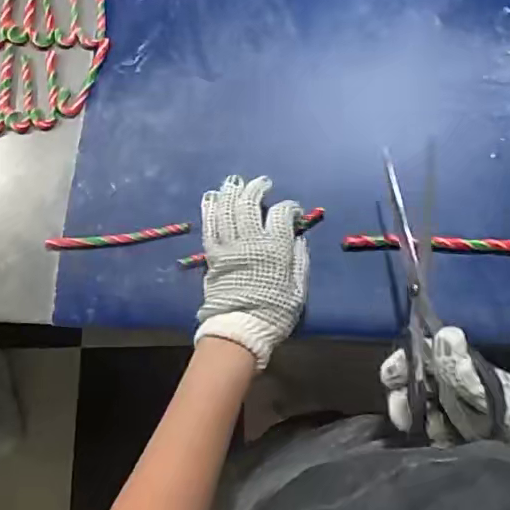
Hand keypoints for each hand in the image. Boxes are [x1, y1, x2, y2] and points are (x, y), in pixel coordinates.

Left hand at [193, 175, 307, 368]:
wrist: (240, 327)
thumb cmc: (274, 312)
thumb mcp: (298, 289)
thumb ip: (299, 261)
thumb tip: (299, 239)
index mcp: (275, 248)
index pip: (281, 214)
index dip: (288, 207)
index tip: (291, 209)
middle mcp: (251, 242)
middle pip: (250, 205)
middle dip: (256, 189)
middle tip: (261, 183)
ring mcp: (229, 246)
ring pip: (227, 210)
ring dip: (231, 193)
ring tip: (235, 182)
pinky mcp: (212, 255)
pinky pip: (209, 226)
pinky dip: (210, 209)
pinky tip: (211, 197)